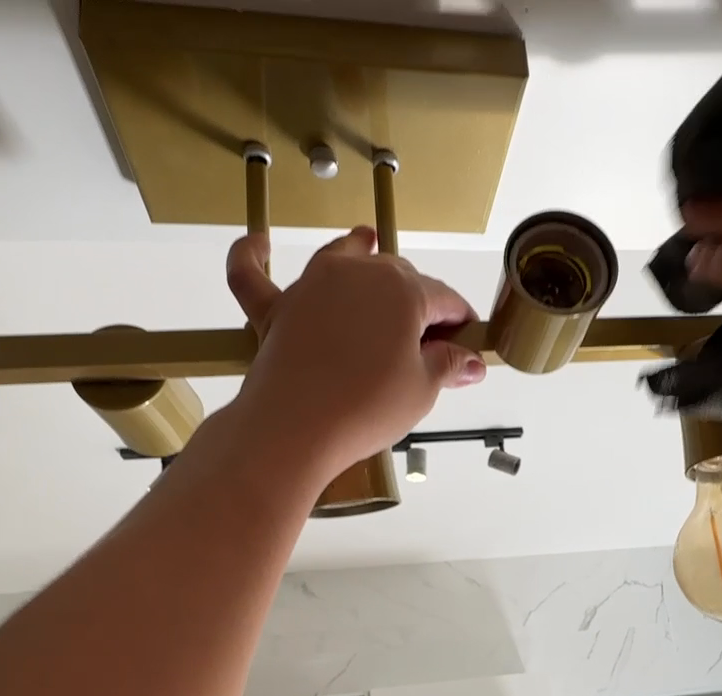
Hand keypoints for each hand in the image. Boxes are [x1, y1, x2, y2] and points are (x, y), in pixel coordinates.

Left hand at [226, 227, 485, 476]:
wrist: (295, 428)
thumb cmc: (367, 406)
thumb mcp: (422, 389)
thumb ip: (448, 365)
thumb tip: (471, 361)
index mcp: (403, 290)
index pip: (444, 299)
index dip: (460, 322)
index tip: (466, 346)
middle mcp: (358, 274)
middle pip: (398, 278)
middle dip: (418, 303)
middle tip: (428, 342)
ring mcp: (312, 287)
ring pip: (341, 258)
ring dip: (357, 250)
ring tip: (367, 240)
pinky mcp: (275, 310)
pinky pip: (254, 275)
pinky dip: (251, 256)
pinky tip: (257, 241)